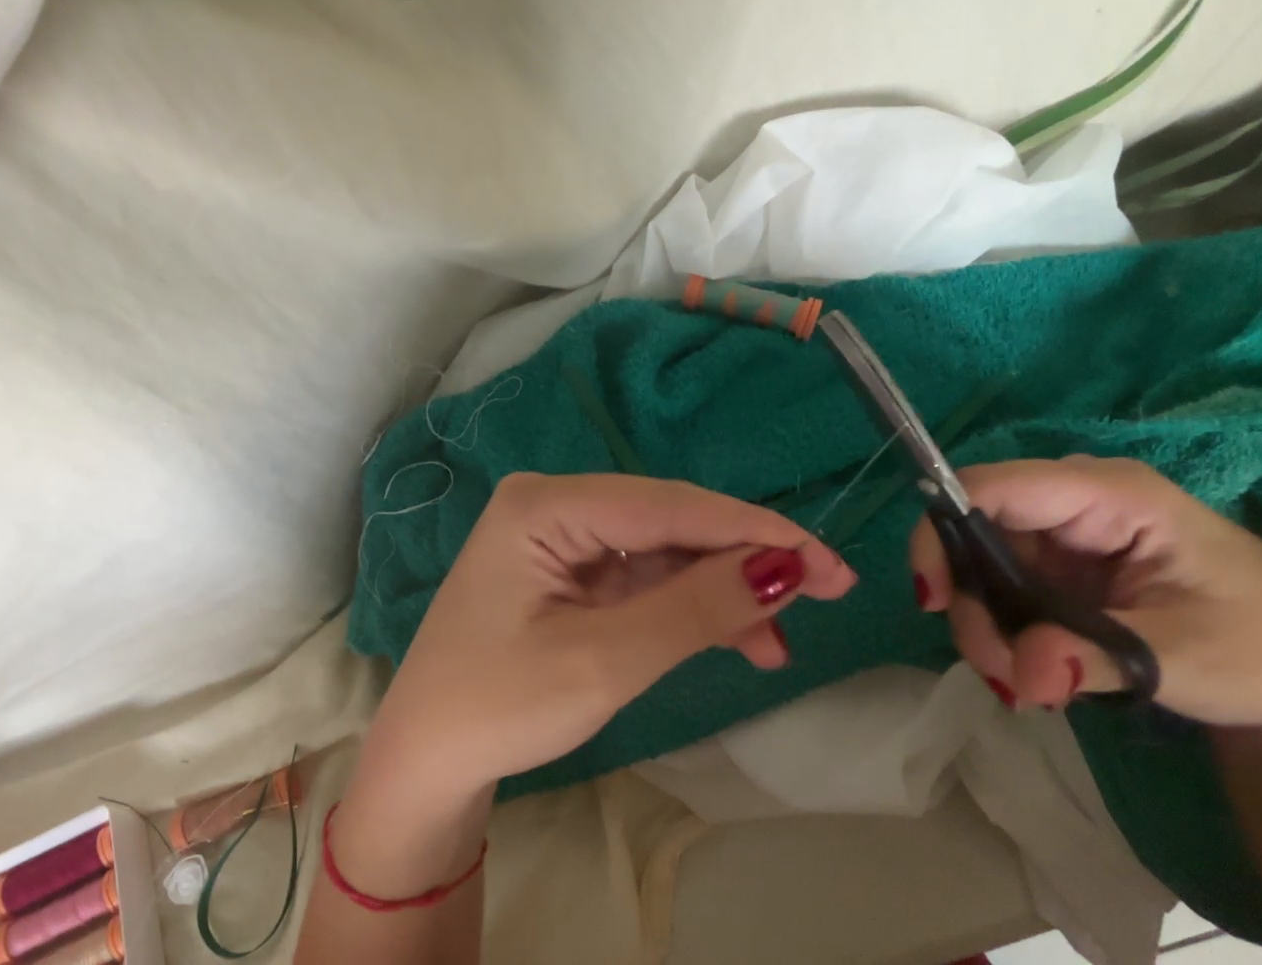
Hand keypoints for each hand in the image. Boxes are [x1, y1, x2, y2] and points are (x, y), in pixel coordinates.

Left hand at [362, 471, 855, 801]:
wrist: (429, 757)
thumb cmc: (501, 705)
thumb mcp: (606, 660)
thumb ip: (697, 607)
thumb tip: (786, 564)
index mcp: (545, 505)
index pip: (671, 505)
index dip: (756, 531)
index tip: (832, 565)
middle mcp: (552, 506)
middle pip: (670, 522)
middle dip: (744, 561)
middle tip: (825, 596)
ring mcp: (558, 539)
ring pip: (663, 552)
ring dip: (720, 592)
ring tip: (776, 645)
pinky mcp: (566, 574)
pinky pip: (641, 578)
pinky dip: (686, 608)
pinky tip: (735, 638)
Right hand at [909, 456, 1261, 724]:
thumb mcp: (1187, 659)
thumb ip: (1097, 660)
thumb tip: (1023, 671)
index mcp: (1112, 496)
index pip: (992, 488)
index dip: (944, 532)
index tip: (933, 601)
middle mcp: (1075, 504)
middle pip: (973, 532)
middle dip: (971, 604)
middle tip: (1004, 674)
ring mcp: (1063, 538)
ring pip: (977, 568)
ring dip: (985, 629)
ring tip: (1028, 686)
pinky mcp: (1057, 571)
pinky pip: (998, 591)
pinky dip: (1002, 635)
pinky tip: (1034, 674)